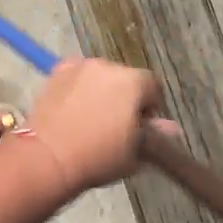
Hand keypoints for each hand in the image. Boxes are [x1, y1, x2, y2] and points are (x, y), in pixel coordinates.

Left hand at [26, 58, 162, 192]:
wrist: (49, 154)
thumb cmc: (99, 157)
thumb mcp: (135, 153)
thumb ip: (156, 136)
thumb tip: (172, 128)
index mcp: (133, 82)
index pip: (153, 86)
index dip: (151, 106)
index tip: (143, 127)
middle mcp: (108, 65)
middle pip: (126, 78)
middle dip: (126, 97)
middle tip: (118, 125)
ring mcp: (81, 65)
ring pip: (100, 75)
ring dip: (102, 90)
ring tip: (93, 117)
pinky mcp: (58, 70)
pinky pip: (77, 75)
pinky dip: (80, 86)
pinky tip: (74, 108)